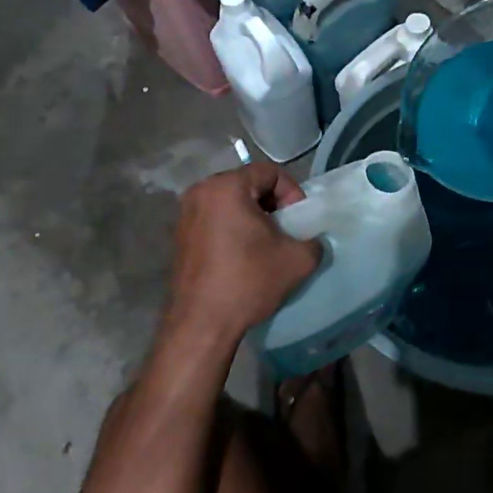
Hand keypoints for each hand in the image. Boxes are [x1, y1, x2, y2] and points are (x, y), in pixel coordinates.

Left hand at [165, 163, 322, 339]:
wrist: (202, 321)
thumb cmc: (248, 281)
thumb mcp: (297, 260)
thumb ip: (313, 240)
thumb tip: (310, 240)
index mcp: (226, 187)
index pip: (268, 172)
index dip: (291, 192)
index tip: (298, 220)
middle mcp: (200, 192)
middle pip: (246, 184)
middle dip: (270, 204)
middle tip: (285, 231)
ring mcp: (185, 214)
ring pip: (229, 202)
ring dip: (251, 217)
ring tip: (265, 245)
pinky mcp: (180, 235)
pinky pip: (213, 219)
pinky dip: (231, 228)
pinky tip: (242, 255)